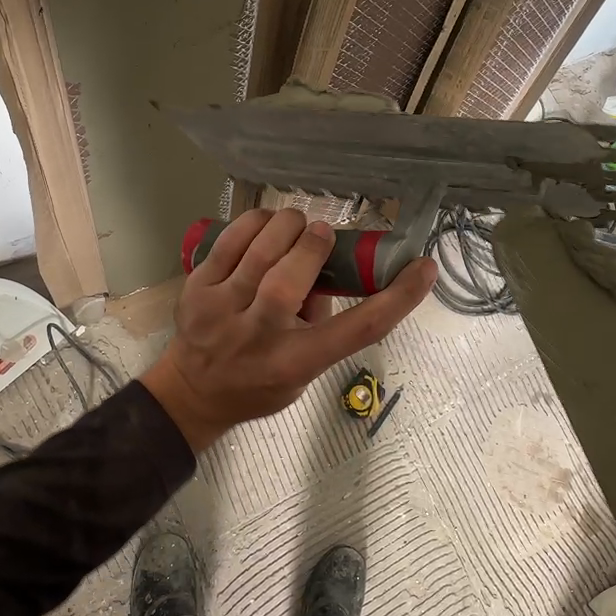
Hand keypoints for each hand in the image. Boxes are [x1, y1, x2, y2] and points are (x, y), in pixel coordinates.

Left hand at [139, 208, 437, 451]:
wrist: (192, 392)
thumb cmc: (261, 383)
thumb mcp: (305, 373)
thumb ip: (325, 327)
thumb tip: (334, 270)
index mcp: (295, 362)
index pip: (358, 329)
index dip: (398, 296)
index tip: (423, 267)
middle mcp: (258, 336)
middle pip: (294, 277)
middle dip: (315, 243)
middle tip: (324, 234)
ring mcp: (221, 310)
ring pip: (260, 251)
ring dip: (287, 226)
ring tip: (296, 227)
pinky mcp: (197, 288)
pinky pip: (230, 241)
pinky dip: (254, 223)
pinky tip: (266, 223)